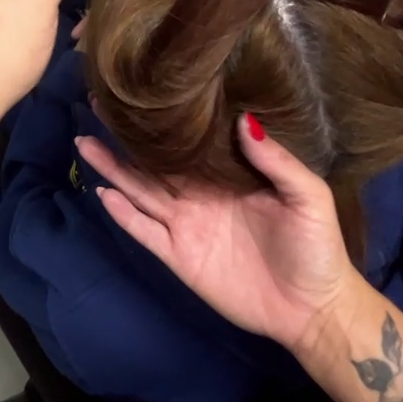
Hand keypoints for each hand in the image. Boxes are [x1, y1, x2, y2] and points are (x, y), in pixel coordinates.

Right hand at [77, 116, 366, 352]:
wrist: (313, 307)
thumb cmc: (317, 247)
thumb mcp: (308, 196)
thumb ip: (276, 160)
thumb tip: (243, 119)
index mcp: (229, 176)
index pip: (188, 143)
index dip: (163, 122)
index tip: (141, 93)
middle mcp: (201, 196)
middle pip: (154, 164)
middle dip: (124, 139)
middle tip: (95, 107)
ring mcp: (187, 227)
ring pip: (141, 192)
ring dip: (114, 169)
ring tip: (85, 143)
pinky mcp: (180, 257)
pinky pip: (146, 232)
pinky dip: (123, 214)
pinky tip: (103, 194)